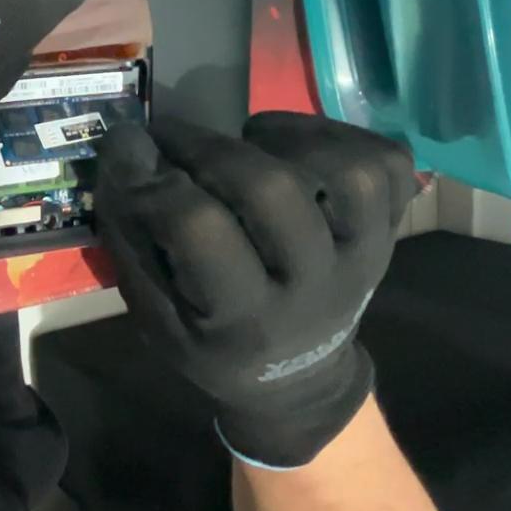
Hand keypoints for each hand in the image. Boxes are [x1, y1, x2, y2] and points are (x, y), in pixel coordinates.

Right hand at [94, 113, 418, 467]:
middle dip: (203, 146)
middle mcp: (313, 286)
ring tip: (240, 138)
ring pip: (343, 172)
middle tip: (165, 135)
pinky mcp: (389, 230)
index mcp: (243, 319)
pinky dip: (335, 136)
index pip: (196, 228)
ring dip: (280, 140)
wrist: (296, 376)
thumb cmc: (209, 343)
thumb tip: (123, 152)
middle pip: (270, 190)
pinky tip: (288, 143)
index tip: (122, 145)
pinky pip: (382, 162)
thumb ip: (133, 240)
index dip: (150, 177)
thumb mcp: (153, 317)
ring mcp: (365, 255)